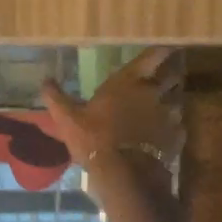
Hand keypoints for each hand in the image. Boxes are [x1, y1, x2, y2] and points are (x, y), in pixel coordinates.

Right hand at [40, 46, 173, 168]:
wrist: (122, 173)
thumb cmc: (93, 139)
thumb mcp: (67, 119)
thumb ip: (56, 98)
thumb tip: (44, 80)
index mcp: (128, 82)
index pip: (153, 56)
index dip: (160, 51)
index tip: (166, 48)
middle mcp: (153, 92)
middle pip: (172, 76)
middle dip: (169, 76)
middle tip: (164, 78)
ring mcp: (168, 114)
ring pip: (176, 101)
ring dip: (170, 103)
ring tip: (161, 109)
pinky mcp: (175, 136)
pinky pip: (177, 127)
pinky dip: (171, 128)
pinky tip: (161, 136)